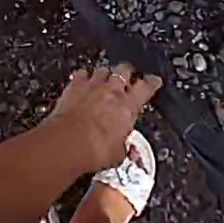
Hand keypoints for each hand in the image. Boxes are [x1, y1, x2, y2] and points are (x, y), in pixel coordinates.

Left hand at [41, 64, 161, 173]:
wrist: (70, 140)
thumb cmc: (96, 148)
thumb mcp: (118, 153)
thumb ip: (123, 145)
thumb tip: (122, 149)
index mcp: (128, 106)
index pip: (146, 87)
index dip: (152, 82)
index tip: (154, 80)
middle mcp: (111, 90)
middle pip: (124, 70)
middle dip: (127, 71)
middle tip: (128, 75)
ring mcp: (92, 85)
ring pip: (103, 69)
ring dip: (105, 74)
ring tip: (105, 79)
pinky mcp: (74, 85)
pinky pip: (82, 73)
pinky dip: (84, 76)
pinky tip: (83, 81)